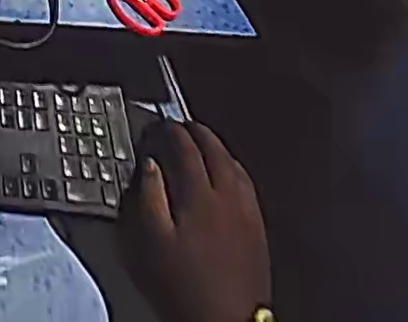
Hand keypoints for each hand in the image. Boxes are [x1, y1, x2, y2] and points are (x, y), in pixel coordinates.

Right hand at [119, 120, 270, 321]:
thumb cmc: (184, 283)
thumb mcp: (153, 238)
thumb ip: (149, 195)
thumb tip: (149, 164)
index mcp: (200, 197)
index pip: (187, 149)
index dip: (171, 132)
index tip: (160, 125)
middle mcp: (228, 198)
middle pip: (216, 151)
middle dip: (197, 132)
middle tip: (181, 124)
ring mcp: (247, 213)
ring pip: (235, 165)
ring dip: (217, 147)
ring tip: (202, 140)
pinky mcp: (258, 229)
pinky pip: (247, 184)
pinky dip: (233, 167)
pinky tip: (225, 171)